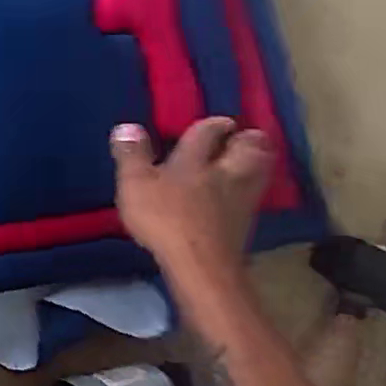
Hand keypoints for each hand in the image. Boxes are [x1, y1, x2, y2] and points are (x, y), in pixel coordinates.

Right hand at [111, 117, 271, 275]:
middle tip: (246, 135)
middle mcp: (224, 174)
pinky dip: (249, 191)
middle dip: (248, 140)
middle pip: (247, 150)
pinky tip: (239, 196)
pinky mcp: (244, 226)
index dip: (212, 124)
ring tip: (248, 161)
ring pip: (257, 173)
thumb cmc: (163, 219)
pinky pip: (252, 198)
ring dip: (255, 163)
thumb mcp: (135, 184)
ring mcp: (239, 201)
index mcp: (194, 161)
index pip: (207, 133)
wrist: (199, 264)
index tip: (218, 121)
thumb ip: (131, 156)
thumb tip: (127, 126)